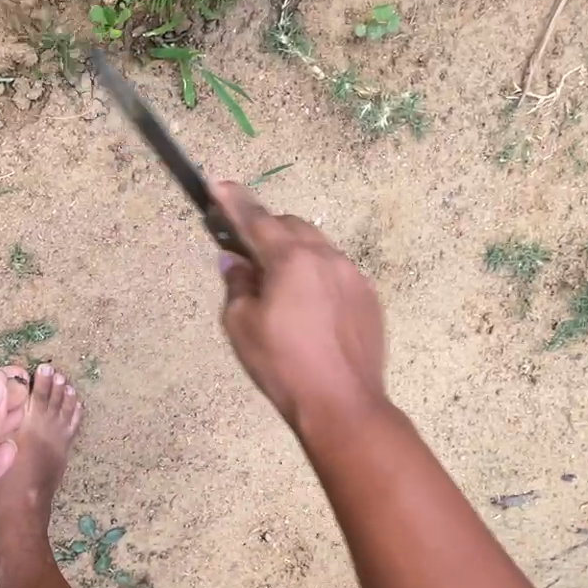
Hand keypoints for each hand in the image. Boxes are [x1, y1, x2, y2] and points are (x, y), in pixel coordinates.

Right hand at [210, 181, 388, 435]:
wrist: (342, 403)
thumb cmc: (281, 364)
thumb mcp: (240, 324)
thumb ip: (237, 284)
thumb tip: (235, 262)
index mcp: (291, 260)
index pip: (256, 219)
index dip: (234, 200)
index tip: (218, 184)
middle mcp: (326, 257)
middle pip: (291, 226)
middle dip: (266, 230)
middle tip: (245, 255)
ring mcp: (353, 276)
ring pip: (316, 246)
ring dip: (292, 253)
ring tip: (276, 287)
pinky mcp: (368, 297)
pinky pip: (334, 270)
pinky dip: (314, 274)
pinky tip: (305, 308)